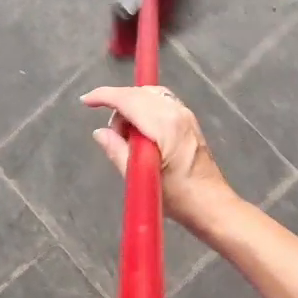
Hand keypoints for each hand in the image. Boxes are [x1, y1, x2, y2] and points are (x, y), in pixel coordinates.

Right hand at [82, 86, 237, 235]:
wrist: (212, 204)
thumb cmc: (178, 198)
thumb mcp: (141, 179)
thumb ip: (118, 152)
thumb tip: (100, 133)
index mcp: (164, 126)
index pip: (128, 99)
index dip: (104, 96)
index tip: (86, 101)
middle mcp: (176, 113)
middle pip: (138, 93)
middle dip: (117, 104)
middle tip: (113, 136)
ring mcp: (185, 114)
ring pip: (149, 95)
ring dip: (131, 106)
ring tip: (127, 138)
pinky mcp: (188, 120)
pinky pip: (159, 101)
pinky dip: (144, 108)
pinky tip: (141, 131)